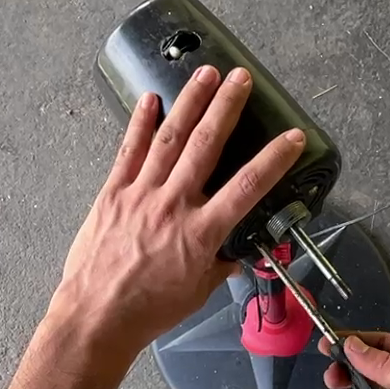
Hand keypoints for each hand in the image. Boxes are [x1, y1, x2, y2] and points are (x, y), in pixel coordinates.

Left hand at [49, 65, 305, 362]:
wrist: (98, 315)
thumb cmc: (150, 310)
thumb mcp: (198, 291)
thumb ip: (219, 265)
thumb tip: (233, 255)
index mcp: (202, 233)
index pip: (247, 187)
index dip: (273, 159)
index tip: (291, 137)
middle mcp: (174, 205)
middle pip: (206, 146)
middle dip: (226, 107)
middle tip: (241, 78)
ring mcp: (140, 194)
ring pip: (169, 138)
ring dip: (189, 102)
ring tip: (205, 73)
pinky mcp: (112, 193)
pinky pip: (128, 150)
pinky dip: (139, 123)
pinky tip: (151, 99)